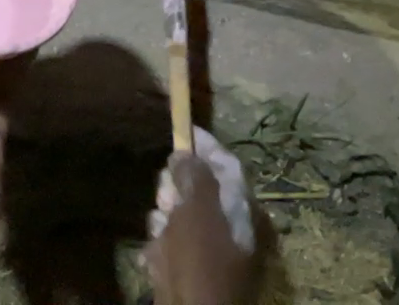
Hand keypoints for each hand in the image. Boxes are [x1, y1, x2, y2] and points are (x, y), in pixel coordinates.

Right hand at [145, 127, 259, 304]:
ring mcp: (208, 248)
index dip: (205, 145)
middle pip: (198, 186)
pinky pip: (169, 240)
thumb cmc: (201, 259)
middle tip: (165, 194)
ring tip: (160, 229)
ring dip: (164, 216)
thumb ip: (195, 175)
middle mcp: (229, 225)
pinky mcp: (188, 268)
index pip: (225, 164)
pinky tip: (156, 254)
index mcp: (242, 209)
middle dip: (176, 185)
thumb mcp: (198, 209)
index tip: (183, 129)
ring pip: (178, 212)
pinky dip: (160, 243)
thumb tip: (185, 153)